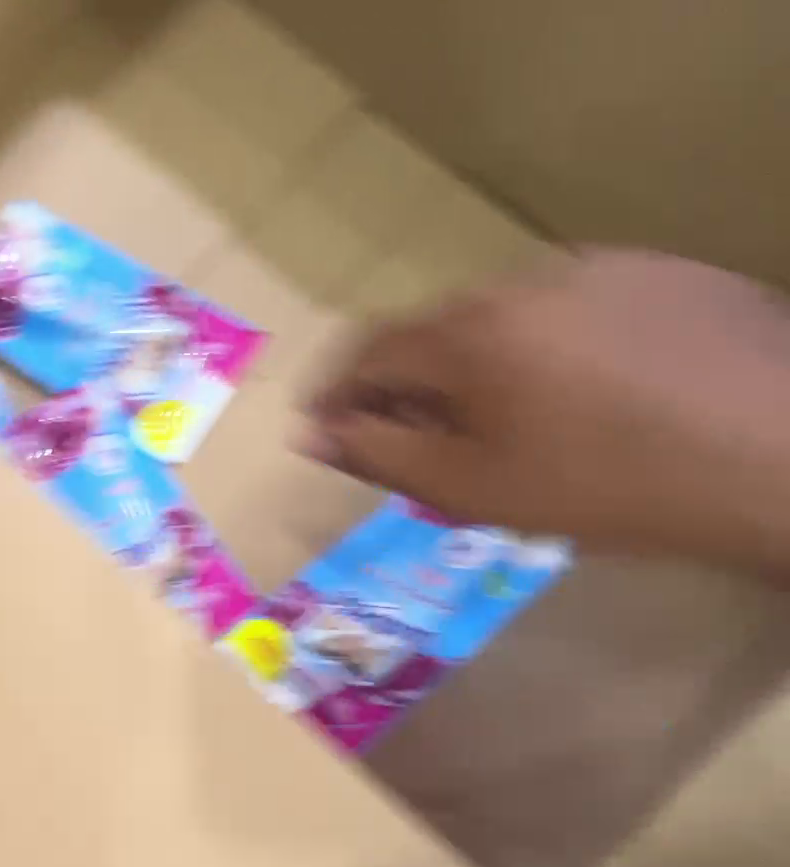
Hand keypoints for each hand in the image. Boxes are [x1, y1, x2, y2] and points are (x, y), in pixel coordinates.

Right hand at [303, 248, 789, 574]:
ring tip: (499, 418)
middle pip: (431, 330)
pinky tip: (575, 392)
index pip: (368, 352)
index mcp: (468, 332)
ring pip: (499, 316)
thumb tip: (310, 433)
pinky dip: (543, 345)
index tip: (327, 426)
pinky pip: (569, 306)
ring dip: (474, 362)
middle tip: (417, 436)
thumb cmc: (607, 485)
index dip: (338, 391)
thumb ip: (375, 452)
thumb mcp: (467, 485)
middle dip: (407, 381)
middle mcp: (525, 281)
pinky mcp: (668, 275)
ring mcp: (603, 269)